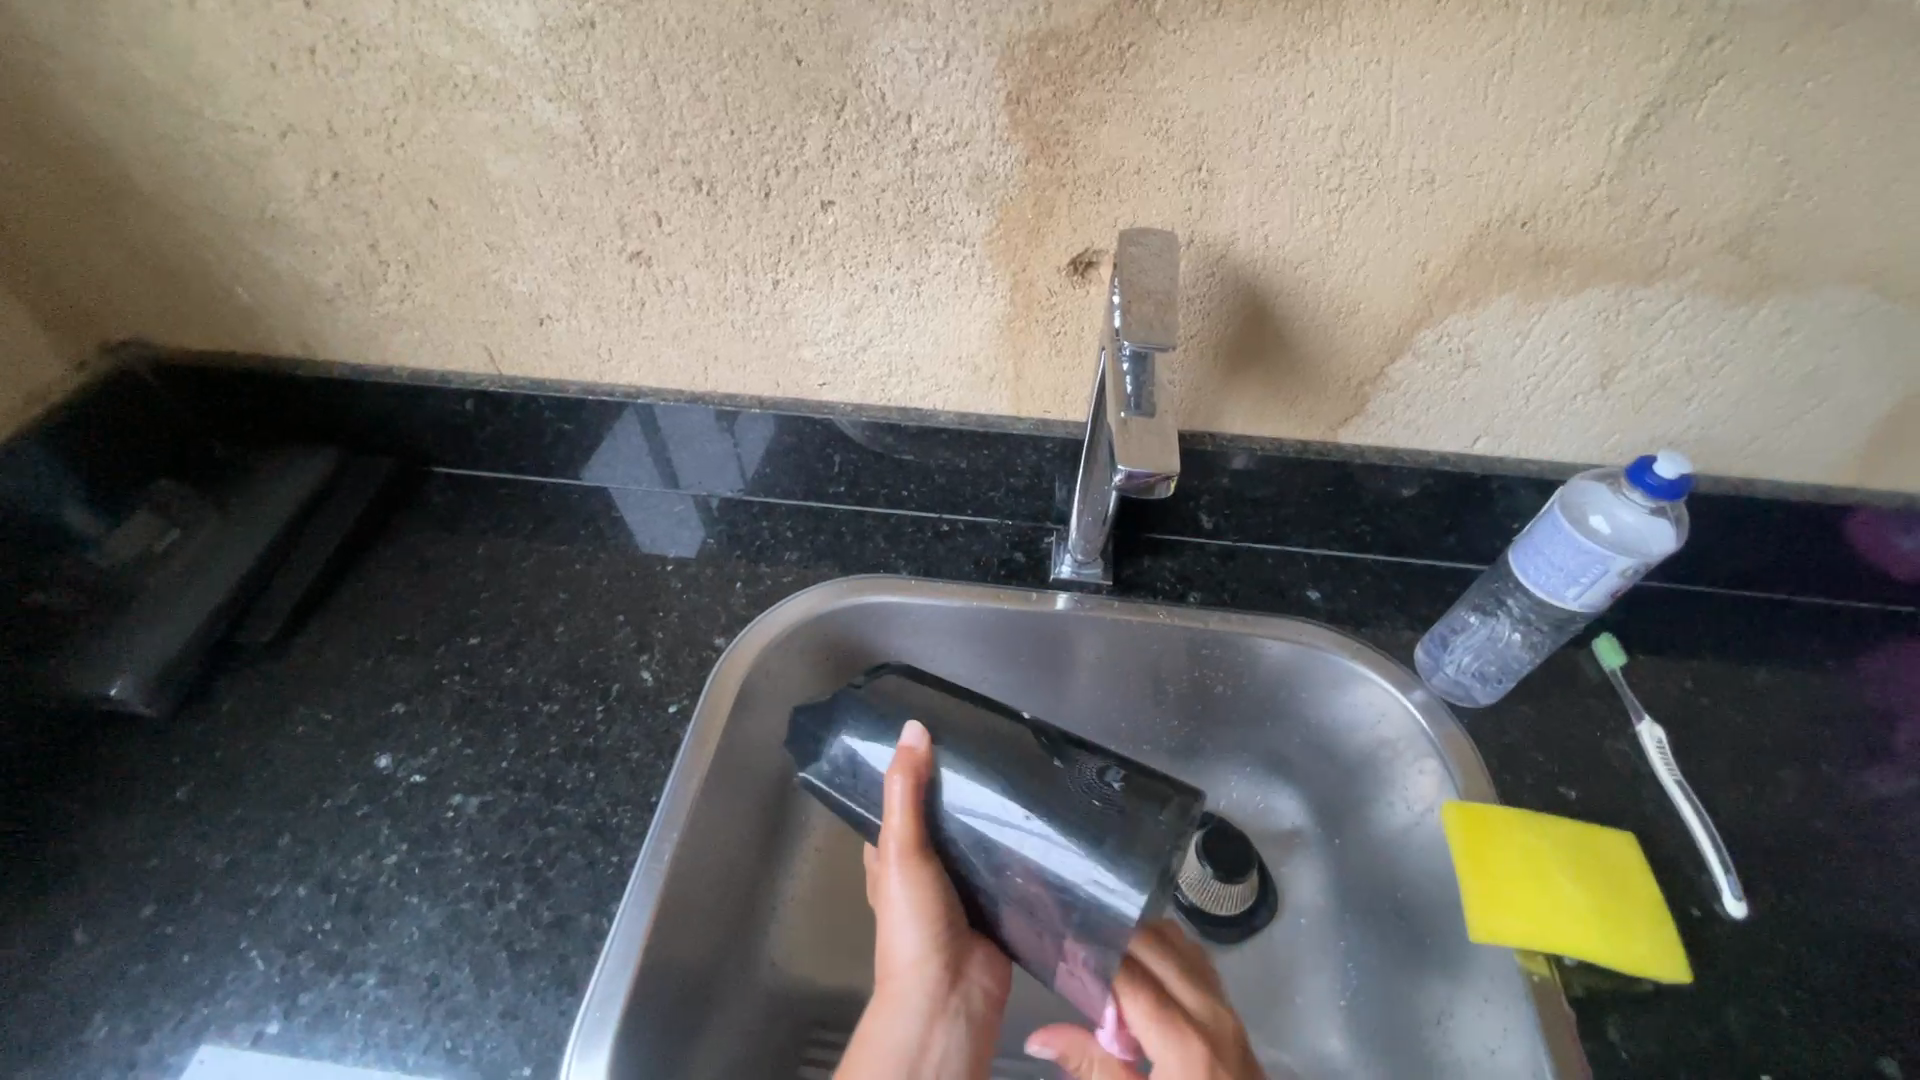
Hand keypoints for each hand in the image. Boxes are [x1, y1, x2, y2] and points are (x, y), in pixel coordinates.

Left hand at [835, 719, 1013, 1079]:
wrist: (953, 996)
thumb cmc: (914, 921)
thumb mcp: (901, 848)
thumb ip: (906, 790)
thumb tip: (914, 728)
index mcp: (891, 850)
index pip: (901, 796)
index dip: (916, 765)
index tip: (943, 726)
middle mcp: (926, 863)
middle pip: (946, 813)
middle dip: (966, 786)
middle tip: (996, 742)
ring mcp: (963, 883)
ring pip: (979, 837)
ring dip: (996, 814)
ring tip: (1024, 767)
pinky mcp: (997, 901)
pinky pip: (1010, 865)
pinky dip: (1022, 846)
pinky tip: (1043, 818)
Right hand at [1024, 919, 1265, 1079]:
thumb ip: (1091, 1067)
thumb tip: (1037, 1037)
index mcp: (1185, 1043)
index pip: (1129, 974)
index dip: (1093, 952)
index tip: (1061, 942)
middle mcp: (1210, 1012)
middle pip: (1156, 943)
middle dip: (1115, 936)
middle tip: (1079, 943)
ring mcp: (1227, 1009)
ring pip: (1179, 942)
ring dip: (1141, 939)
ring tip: (1107, 954)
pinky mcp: (1232, 1012)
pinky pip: (1195, 960)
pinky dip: (1165, 951)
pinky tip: (1140, 970)